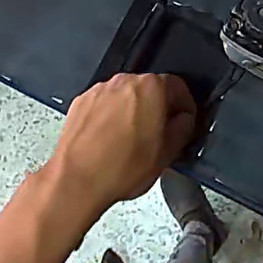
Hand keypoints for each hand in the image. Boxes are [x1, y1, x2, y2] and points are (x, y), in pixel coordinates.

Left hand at [44, 73, 197, 214]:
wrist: (76, 180)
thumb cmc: (118, 169)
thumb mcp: (167, 153)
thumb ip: (183, 129)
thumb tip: (183, 121)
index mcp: (152, 88)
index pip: (179, 86)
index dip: (186, 106)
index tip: (185, 119)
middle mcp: (125, 82)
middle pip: (151, 89)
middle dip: (158, 108)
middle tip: (160, 134)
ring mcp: (100, 91)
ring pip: (126, 96)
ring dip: (133, 112)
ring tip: (132, 143)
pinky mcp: (82, 102)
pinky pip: (105, 104)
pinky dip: (111, 117)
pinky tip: (112, 142)